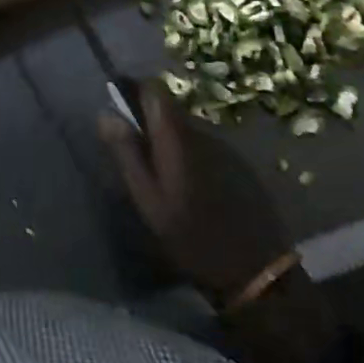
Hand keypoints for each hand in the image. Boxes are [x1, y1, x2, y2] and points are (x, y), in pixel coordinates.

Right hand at [98, 79, 293, 297]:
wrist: (257, 272)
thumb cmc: (192, 236)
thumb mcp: (148, 198)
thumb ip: (126, 153)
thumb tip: (106, 113)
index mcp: (177, 136)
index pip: (155, 89)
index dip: (134, 90)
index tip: (120, 107)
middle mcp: (204, 132)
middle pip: (171, 111)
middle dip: (151, 124)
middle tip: (139, 156)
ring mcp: (227, 148)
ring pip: (189, 131)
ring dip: (173, 143)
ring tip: (165, 178)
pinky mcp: (242, 166)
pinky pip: (208, 149)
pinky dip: (194, 158)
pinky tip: (194, 189)